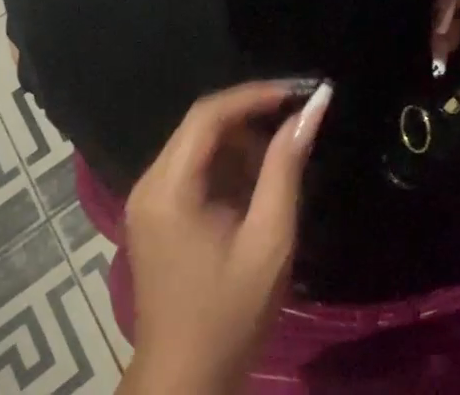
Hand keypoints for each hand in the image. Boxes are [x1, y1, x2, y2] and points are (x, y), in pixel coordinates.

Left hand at [122, 79, 333, 392]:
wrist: (186, 377)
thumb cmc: (230, 312)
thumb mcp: (269, 240)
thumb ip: (286, 169)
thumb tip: (311, 111)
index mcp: (168, 187)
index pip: (207, 115)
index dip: (255, 95)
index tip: (299, 92)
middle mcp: (149, 183)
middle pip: (199, 127)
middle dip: (250, 120)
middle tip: (297, 126)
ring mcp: (147, 201)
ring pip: (197, 147)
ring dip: (240, 146)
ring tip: (283, 163)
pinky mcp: (155, 216)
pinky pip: (192, 172)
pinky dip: (226, 170)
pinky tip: (257, 189)